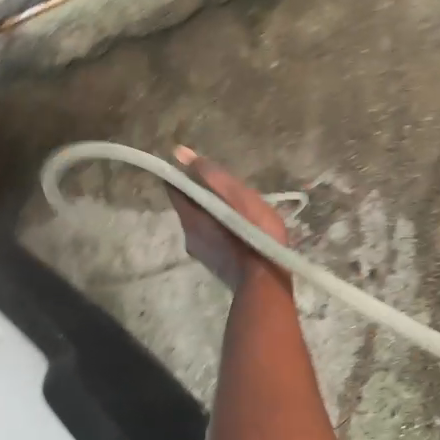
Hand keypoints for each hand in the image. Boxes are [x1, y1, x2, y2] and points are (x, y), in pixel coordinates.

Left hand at [165, 145, 289, 289]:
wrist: (266, 285)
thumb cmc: (255, 236)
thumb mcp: (239, 197)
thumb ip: (212, 176)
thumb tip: (181, 154)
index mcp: (191, 216)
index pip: (173, 187)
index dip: (184, 176)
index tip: (202, 173)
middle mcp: (189, 235)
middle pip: (190, 207)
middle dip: (205, 198)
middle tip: (232, 196)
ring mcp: (202, 255)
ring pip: (202, 226)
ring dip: (216, 218)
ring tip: (242, 217)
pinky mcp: (216, 267)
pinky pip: (214, 242)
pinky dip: (223, 235)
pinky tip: (244, 237)